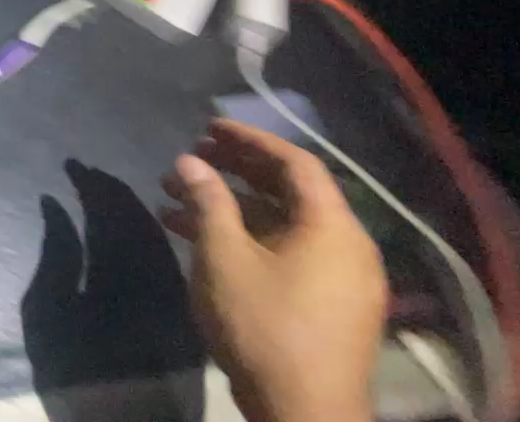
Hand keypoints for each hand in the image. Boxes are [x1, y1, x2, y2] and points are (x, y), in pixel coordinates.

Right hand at [159, 119, 386, 421]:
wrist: (303, 412)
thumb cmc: (263, 322)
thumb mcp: (223, 254)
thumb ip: (207, 200)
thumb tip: (190, 161)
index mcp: (332, 228)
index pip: (296, 164)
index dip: (251, 139)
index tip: (208, 126)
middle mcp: (345, 247)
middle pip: (289, 190)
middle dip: (234, 169)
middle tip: (190, 156)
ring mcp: (337, 278)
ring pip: (278, 221)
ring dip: (227, 203)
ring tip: (173, 195)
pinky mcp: (323, 303)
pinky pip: (281, 249)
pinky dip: (240, 234)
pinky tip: (191, 234)